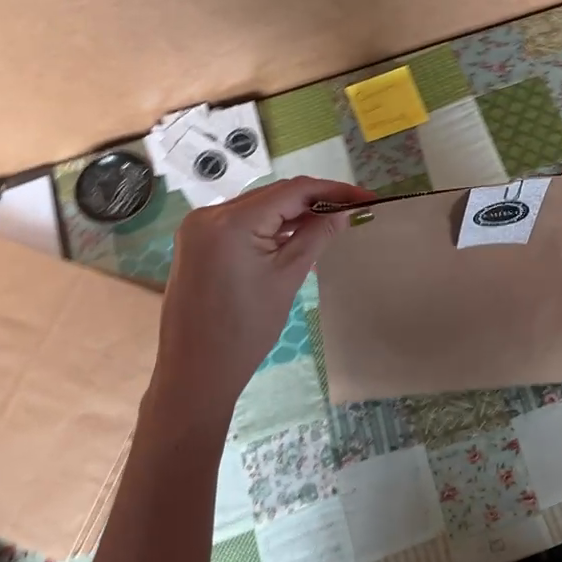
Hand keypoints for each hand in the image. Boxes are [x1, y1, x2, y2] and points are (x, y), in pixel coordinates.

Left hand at [155, 176, 370, 415]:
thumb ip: (317, 236)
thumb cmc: (246, 329)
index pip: (293, 191)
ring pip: (258, 208)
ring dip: (293, 213)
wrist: (196, 371)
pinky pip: (242, 223)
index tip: (365, 198)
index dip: (333, 190)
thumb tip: (343, 211)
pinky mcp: (197, 243)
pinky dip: (270, 226)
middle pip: (274, 195)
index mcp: (231, 220)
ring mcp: (198, 228)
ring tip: (331, 222)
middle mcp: (209, 213)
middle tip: (353, 209)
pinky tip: (296, 236)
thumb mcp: (287, 277)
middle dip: (315, 200)